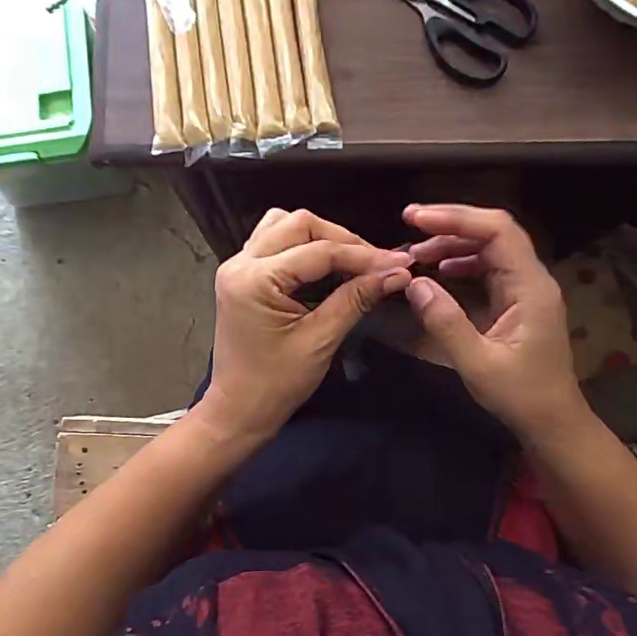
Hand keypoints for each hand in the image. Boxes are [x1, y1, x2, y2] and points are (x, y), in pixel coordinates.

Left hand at [201, 209, 412, 441]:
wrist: (239, 411)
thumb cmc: (276, 384)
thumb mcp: (320, 341)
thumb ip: (355, 299)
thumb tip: (395, 273)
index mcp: (254, 280)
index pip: (318, 251)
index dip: (363, 255)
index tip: (399, 263)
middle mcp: (240, 264)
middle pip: (298, 224)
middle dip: (342, 240)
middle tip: (376, 263)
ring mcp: (237, 268)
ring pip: (283, 226)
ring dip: (320, 238)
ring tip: (351, 261)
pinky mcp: (242, 277)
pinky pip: (273, 243)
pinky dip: (302, 248)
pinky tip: (325, 267)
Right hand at [402, 204, 585, 439]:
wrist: (552, 422)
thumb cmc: (520, 395)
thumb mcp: (477, 363)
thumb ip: (446, 322)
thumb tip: (415, 283)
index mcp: (530, 287)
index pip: (497, 231)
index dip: (456, 218)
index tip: (416, 219)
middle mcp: (531, 279)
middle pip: (494, 232)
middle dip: (451, 225)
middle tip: (409, 225)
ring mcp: (525, 289)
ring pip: (489, 249)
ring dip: (453, 244)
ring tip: (417, 252)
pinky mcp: (516, 302)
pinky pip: (488, 269)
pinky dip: (461, 264)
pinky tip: (439, 272)